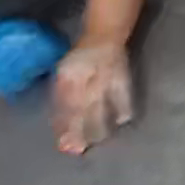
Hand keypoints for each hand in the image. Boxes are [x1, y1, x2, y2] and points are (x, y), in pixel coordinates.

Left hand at [52, 39, 133, 153]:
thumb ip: (60, 97)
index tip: (63, 145)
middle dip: (80, 131)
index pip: (63, 105)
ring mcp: (106, 76)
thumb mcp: (63, 73)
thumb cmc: (79, 58)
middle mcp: (86, 77)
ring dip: (99, 125)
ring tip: (99, 140)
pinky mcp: (122, 75)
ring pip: (101, 105)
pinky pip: (123, 95)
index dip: (63, 125)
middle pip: (81, 109)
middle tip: (80, 149)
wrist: (105, 34)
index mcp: (67, 76)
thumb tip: (61, 129)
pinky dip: (123, 108)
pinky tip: (122, 121)